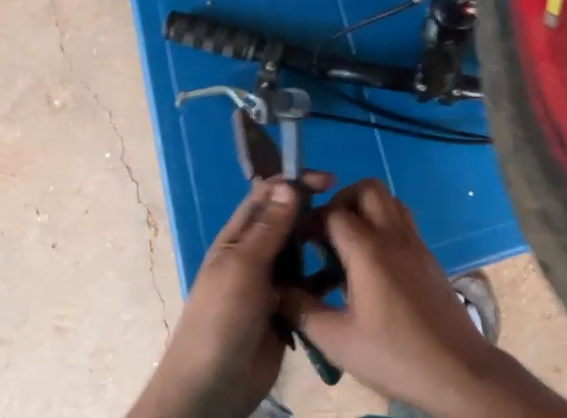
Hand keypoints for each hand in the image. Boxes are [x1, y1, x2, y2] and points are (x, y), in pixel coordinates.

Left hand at [128, 172, 331, 417]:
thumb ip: (268, 228)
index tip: (328, 181)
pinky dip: (325, 278)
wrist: (213, 387)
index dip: (295, 183)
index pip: (267, 196)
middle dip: (313, 211)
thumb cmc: (221, 319)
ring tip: (353, 240)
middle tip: (347, 212)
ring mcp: (271, 283)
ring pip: (301, 252)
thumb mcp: (243, 267)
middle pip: (288, 221)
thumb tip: (288, 185)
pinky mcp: (287, 310)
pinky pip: (309, 286)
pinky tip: (348, 274)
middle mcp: (255, 254)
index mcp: (237, 237)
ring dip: (321, 243)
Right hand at [283, 179, 566, 417]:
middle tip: (326, 234)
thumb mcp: (338, 341)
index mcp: (368, 250)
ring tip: (347, 245)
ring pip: (389, 200)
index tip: (299, 244)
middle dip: (341, 201)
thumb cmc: (394, 355)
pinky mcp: (428, 256)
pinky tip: (371, 265)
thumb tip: (277, 291)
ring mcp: (415, 243)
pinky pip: (403, 221)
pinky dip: (383, 225)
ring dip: (365, 210)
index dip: (311, 221)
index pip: (332, 212)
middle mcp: (393, 235)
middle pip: (367, 188)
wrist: (457, 370)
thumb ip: (303, 311)